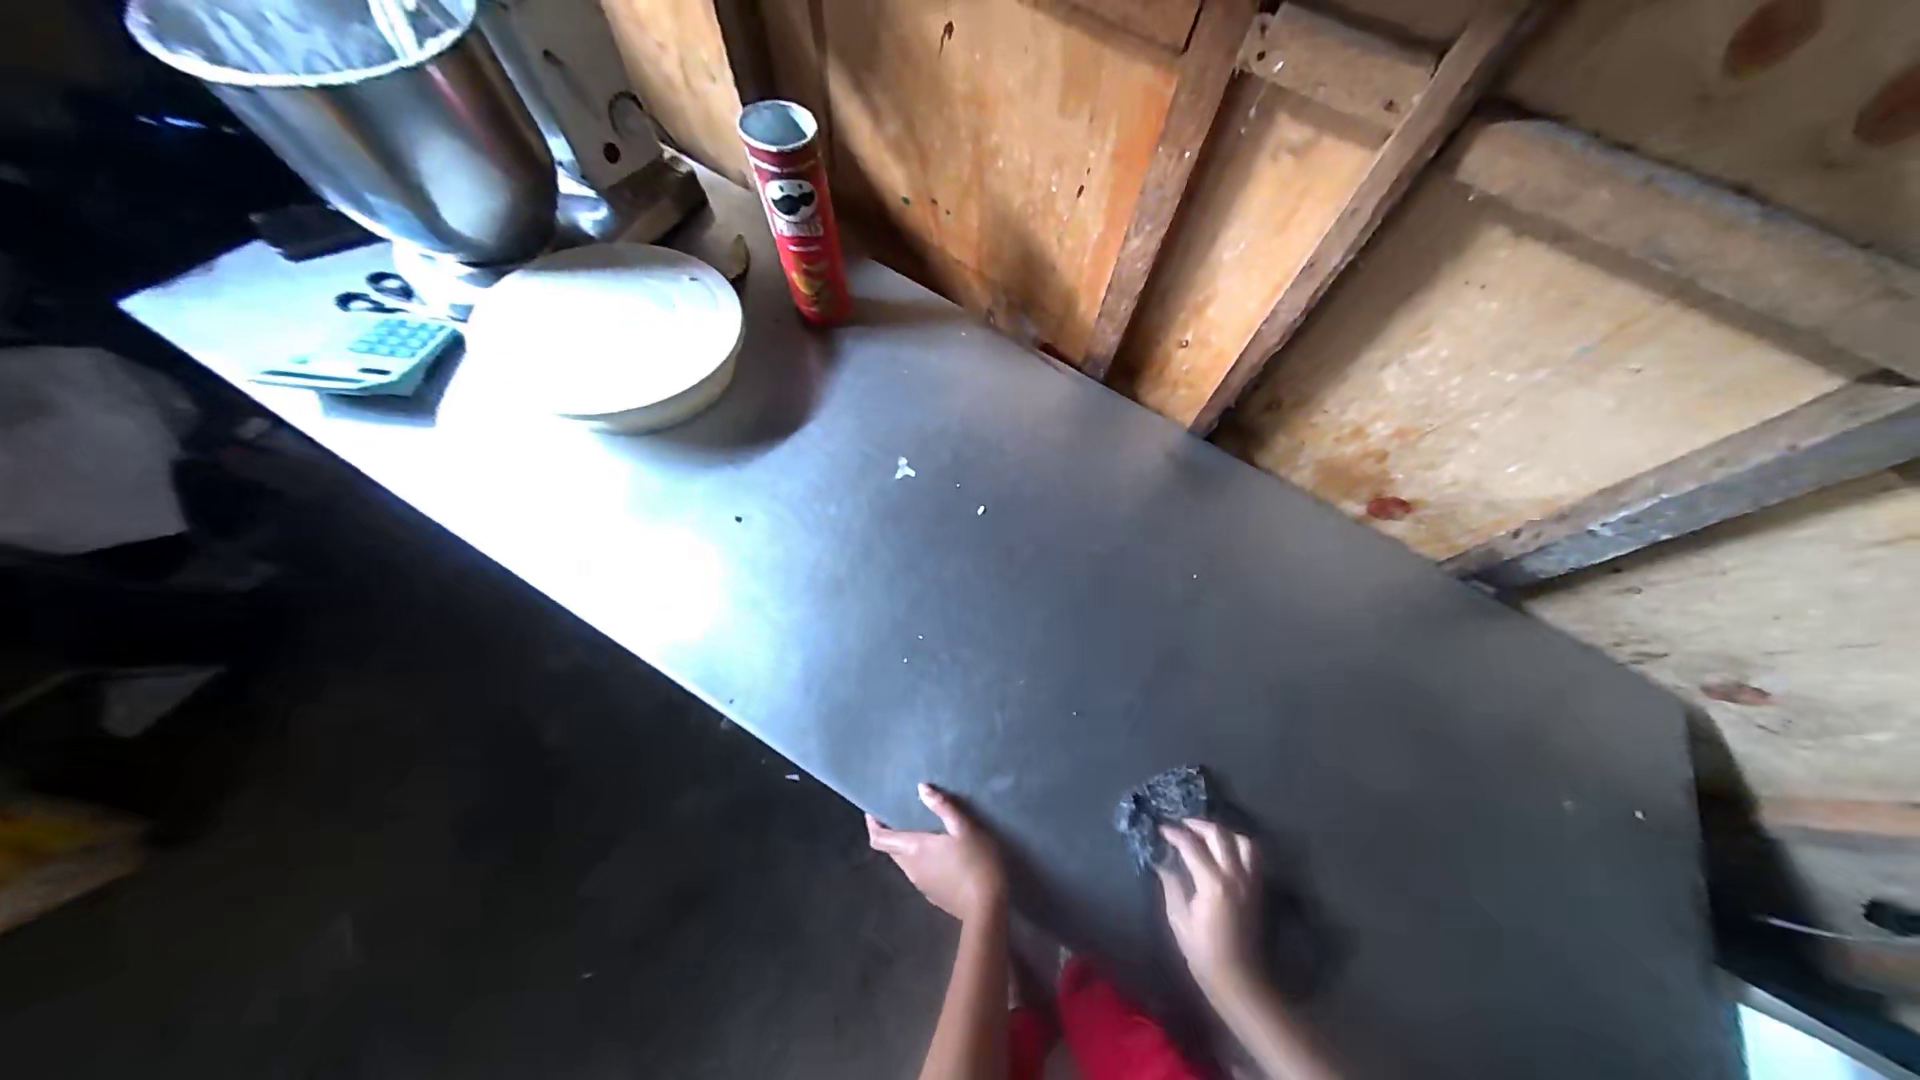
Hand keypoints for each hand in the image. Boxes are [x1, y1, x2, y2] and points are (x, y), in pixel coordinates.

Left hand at [868, 783, 1006, 922]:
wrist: (987, 907)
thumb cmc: (976, 862)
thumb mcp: (964, 828)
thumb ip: (942, 806)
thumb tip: (921, 788)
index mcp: (913, 848)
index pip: (879, 839)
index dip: (872, 825)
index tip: (873, 811)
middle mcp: (910, 867)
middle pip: (891, 849)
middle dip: (891, 832)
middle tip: (902, 814)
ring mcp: (920, 884)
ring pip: (904, 861)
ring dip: (906, 846)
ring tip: (921, 830)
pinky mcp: (931, 895)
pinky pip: (918, 872)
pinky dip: (919, 860)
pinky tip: (937, 855)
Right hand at [1156, 819, 1261, 997]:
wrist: (1240, 980)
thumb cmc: (1204, 953)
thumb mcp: (1179, 919)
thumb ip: (1172, 885)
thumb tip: (1162, 862)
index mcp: (1213, 884)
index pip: (1192, 845)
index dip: (1174, 834)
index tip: (1161, 829)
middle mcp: (1236, 876)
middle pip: (1219, 835)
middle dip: (1198, 825)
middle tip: (1182, 825)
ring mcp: (1251, 882)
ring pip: (1242, 841)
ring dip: (1223, 832)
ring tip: (1206, 835)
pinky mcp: (1258, 889)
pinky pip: (1253, 856)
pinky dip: (1238, 845)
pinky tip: (1224, 851)